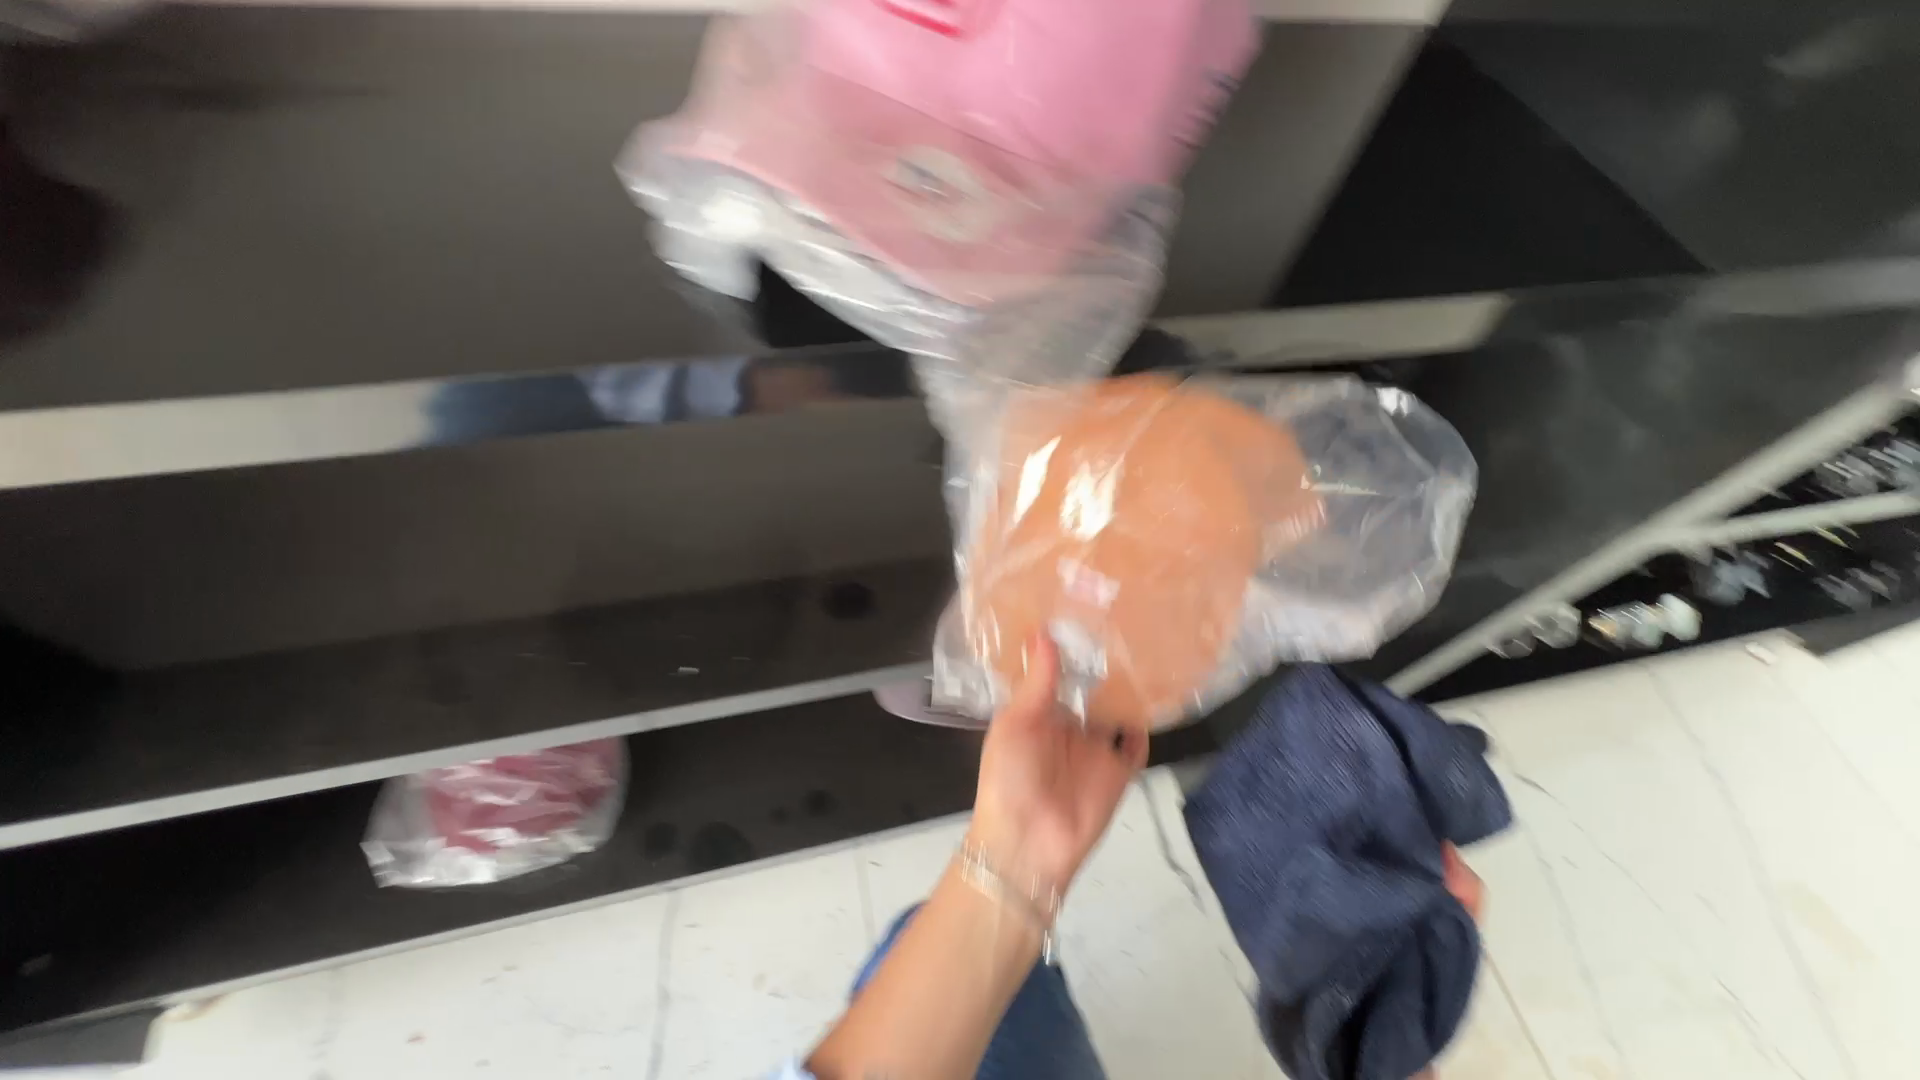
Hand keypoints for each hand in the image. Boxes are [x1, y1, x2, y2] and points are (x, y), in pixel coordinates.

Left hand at [968, 635, 1148, 895]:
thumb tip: (1044, 632)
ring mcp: (1094, 749)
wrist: (1028, 845)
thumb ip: (1036, 682)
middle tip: (1124, 620)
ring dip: (1127, 689)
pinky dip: (1145, 723)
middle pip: (1090, 690)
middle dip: (1102, 664)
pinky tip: (1156, 695)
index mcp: (1036, 715)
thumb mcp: (1015, 724)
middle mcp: (1067, 727)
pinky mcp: (1119, 771)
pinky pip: (1136, 743)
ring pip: (1115, 711)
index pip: (1056, 675)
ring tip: (1145, 647)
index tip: (1083, 613)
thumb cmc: (1009, 778)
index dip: (1068, 650)